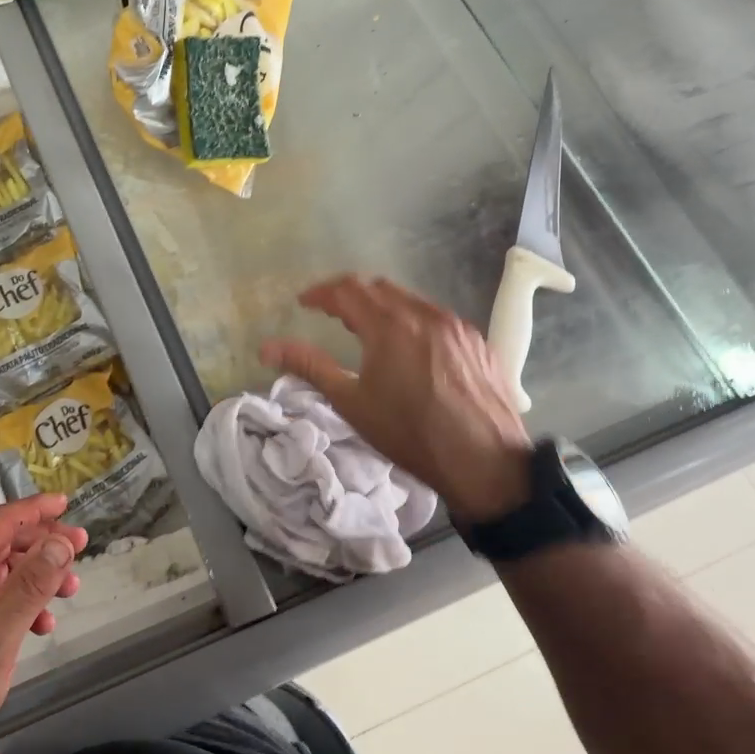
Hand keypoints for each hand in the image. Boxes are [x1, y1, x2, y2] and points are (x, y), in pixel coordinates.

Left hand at [0, 495, 89, 753]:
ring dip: (39, 575)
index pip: (0, 521)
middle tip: (82, 548)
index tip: (68, 502)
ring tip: (71, 589)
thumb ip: (30, 586)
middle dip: (44, 543)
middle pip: (4, 541)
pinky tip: (44, 624)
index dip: (36, 510)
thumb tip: (61, 541)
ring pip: (5, 567)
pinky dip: (24, 601)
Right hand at [261, 274, 533, 521]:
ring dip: (383, 307)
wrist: (487, 465)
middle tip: (332, 316)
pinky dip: (413, 321)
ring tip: (369, 332)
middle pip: (379, 288)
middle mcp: (425, 315)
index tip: (304, 304)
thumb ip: (309, 366)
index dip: (321, 293)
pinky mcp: (479, 342)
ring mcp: (457, 327)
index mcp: (390, 325)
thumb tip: (266, 348)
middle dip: (350, 296)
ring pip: (411, 300)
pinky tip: (411, 350)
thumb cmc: (411, 434)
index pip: (347, 290)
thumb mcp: (351, 402)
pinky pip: (437, 317)